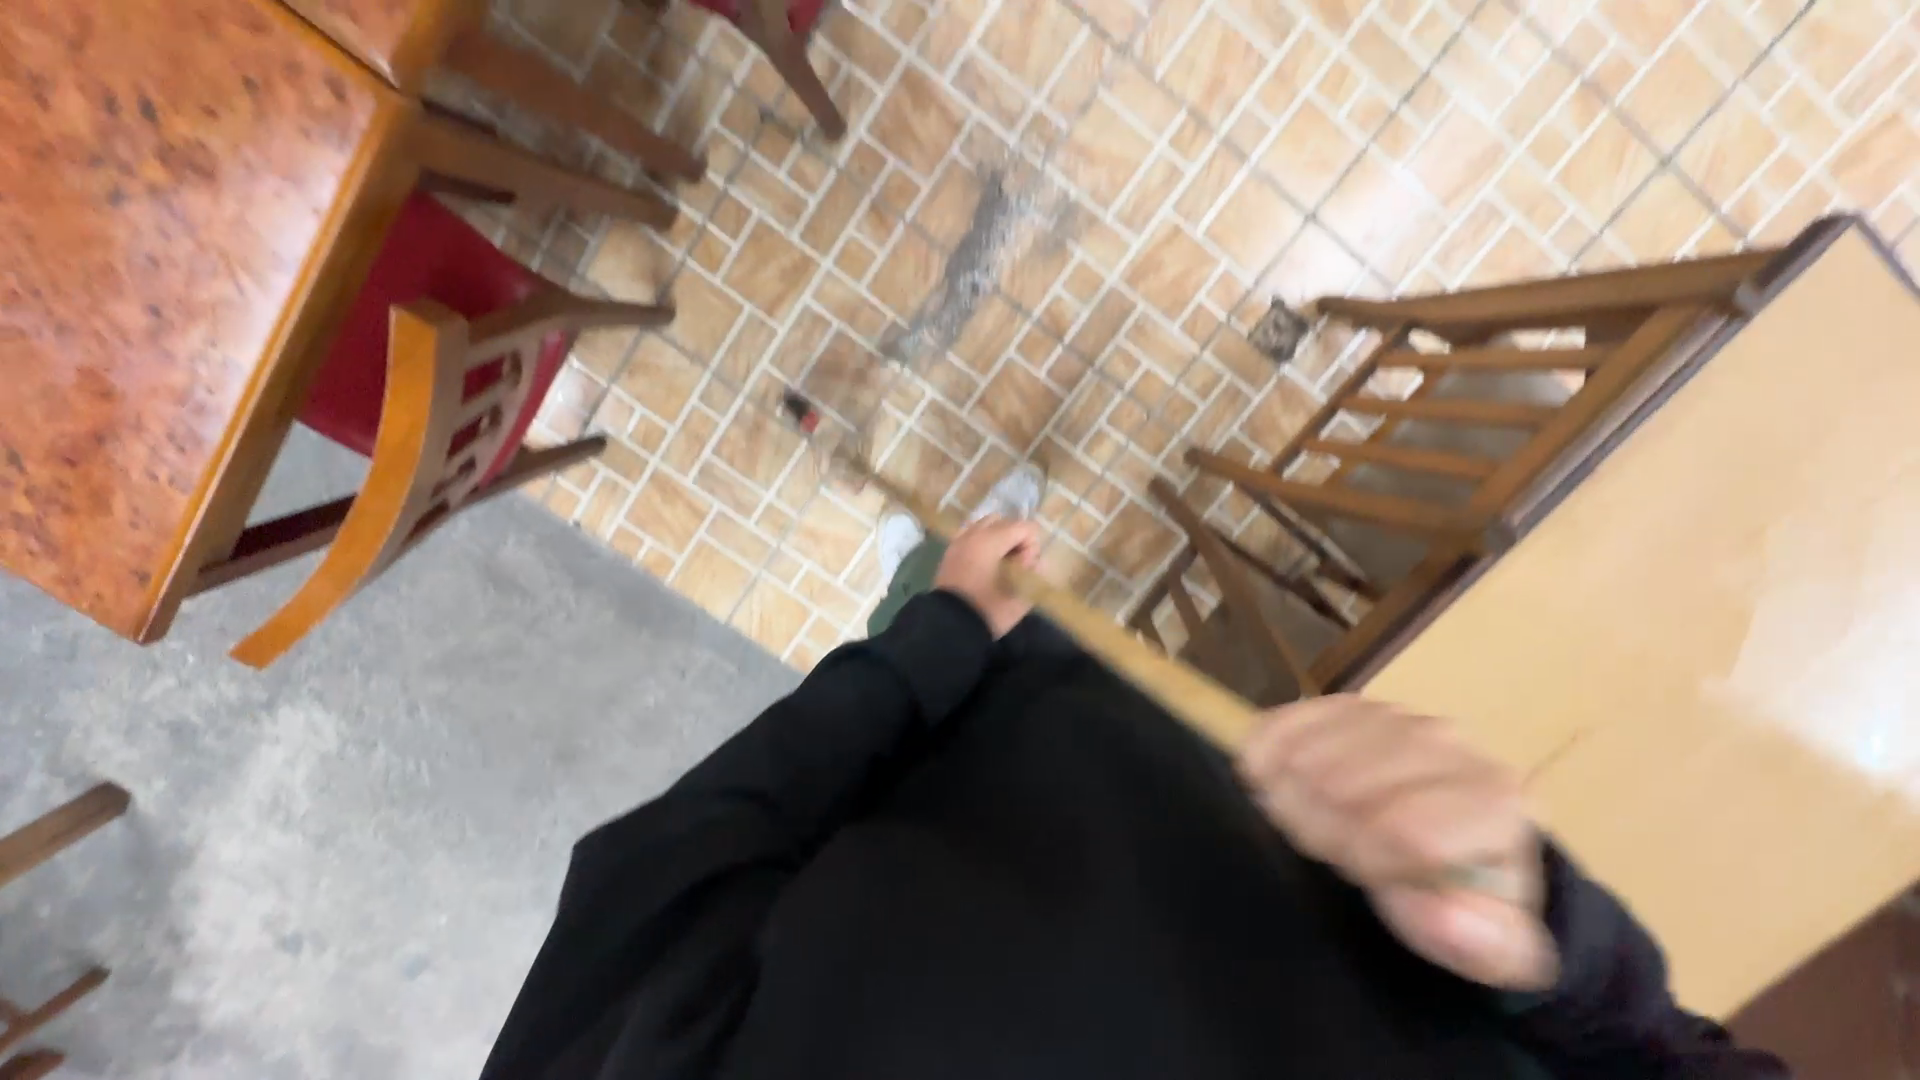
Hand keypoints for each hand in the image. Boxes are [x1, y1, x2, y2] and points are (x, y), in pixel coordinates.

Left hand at [932, 515, 1039, 638]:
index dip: (1031, 548)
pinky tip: (985, 566)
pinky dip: (982, 544)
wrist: (948, 626)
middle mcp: (973, 534)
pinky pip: (971, 537)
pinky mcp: (950, 553)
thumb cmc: (987, 611)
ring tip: (1001, 564)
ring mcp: (958, 541)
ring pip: (985, 526)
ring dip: (998, 539)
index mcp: (990, 541)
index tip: (1025, 570)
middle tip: (1016, 565)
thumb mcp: (1020, 598)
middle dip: (1015, 539)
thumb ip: (1033, 574)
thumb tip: (1036, 563)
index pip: (1024, 527)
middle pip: (1004, 521)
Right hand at [1235, 695, 1557, 990]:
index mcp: (1490, 799)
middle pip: (1341, 788)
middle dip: (1323, 833)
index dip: (1368, 861)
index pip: (1403, 829)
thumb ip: (1479, 938)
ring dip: (1291, 801)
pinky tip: (1279, 784)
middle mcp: (1442, 742)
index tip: (1367, 875)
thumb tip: (1448, 917)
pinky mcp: (1338, 703)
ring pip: (1304, 757)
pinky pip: (1279, 725)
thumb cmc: (1461, 888)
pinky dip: (1263, 761)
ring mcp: (1385, 714)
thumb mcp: (1490, 938)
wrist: (1448, 835)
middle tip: (1333, 851)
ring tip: (1313, 821)